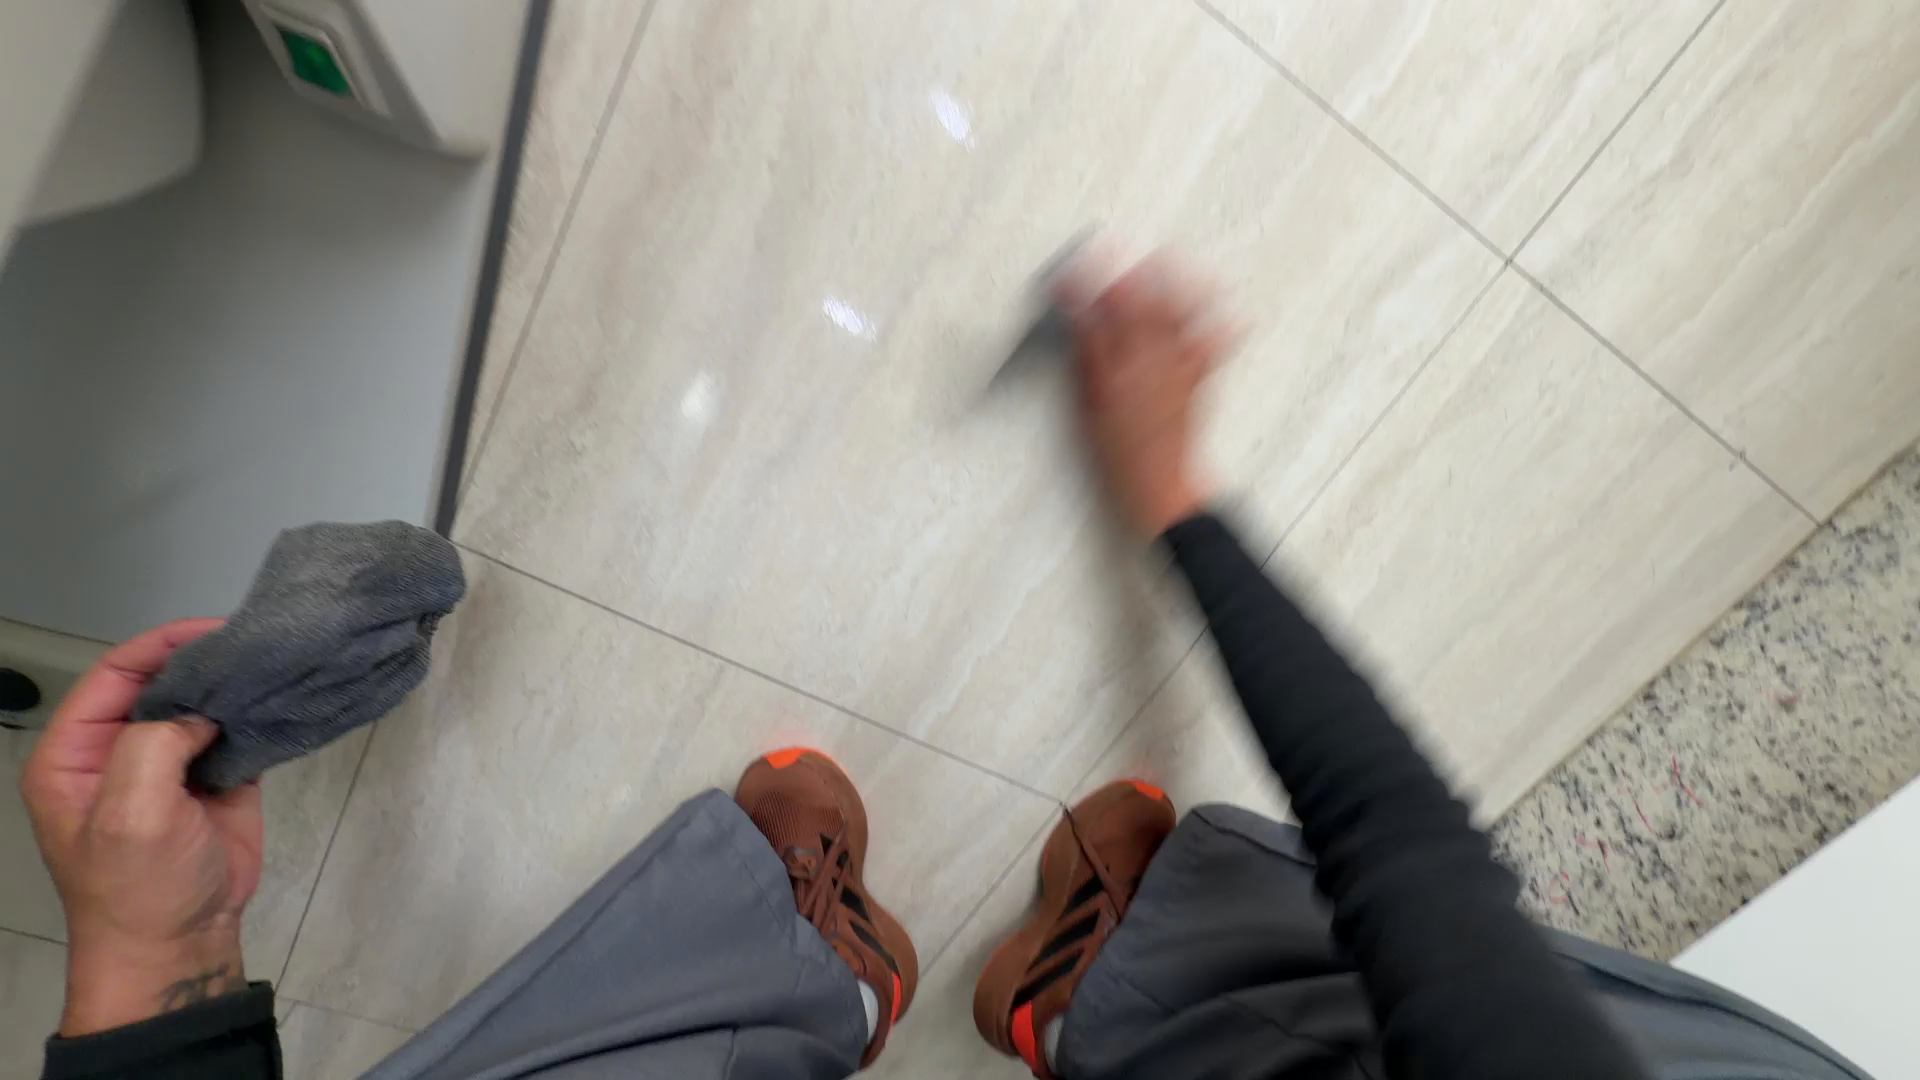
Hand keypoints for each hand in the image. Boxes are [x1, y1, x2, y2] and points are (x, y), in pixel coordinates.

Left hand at [18, 618, 263, 1035]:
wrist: (182, 934)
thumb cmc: (140, 881)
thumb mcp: (131, 815)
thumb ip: (153, 748)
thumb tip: (201, 710)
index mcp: (77, 757)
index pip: (112, 679)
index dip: (158, 647)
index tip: (215, 630)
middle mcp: (121, 752)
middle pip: (162, 685)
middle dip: (205, 660)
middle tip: (258, 643)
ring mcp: (172, 765)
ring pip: (204, 705)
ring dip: (237, 685)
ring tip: (280, 663)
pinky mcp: (219, 775)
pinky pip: (237, 731)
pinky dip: (261, 712)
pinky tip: (288, 697)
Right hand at [1059, 250, 1234, 537]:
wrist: (1158, 488)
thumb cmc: (1119, 459)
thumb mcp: (1086, 414)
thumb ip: (1084, 366)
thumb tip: (1082, 330)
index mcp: (1112, 375)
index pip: (1091, 320)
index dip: (1076, 293)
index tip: (1065, 279)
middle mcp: (1146, 366)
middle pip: (1137, 306)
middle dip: (1123, 274)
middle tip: (1111, 254)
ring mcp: (1176, 370)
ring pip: (1178, 314)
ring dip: (1173, 281)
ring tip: (1167, 255)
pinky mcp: (1197, 381)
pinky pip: (1214, 343)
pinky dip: (1221, 323)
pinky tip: (1223, 304)